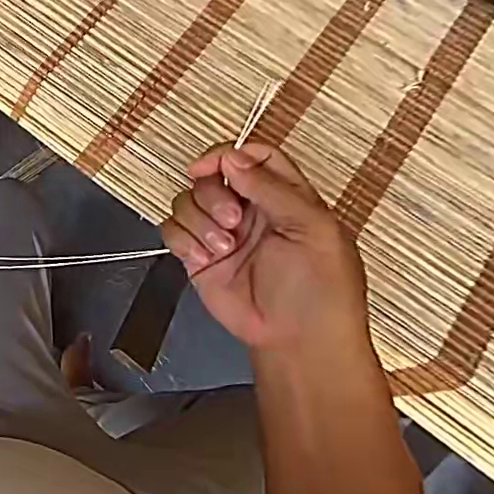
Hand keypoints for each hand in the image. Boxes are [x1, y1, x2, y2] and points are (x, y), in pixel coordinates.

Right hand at [160, 143, 369, 355]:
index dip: (228, 154)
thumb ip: (273, 189)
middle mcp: (249, 211)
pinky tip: (205, 259)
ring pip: (187, 202)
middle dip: (213, 196)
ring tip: (222, 249)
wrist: (296, 338)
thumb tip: (234, 158)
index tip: (213, 166)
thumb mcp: (312, 229)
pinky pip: (173, 231)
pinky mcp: (199, 257)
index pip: (251, 157)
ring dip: (199, 222)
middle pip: (211, 177)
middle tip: (232, 222)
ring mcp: (221, 234)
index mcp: (283, 197)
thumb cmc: (320, 289)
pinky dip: (183, 241)